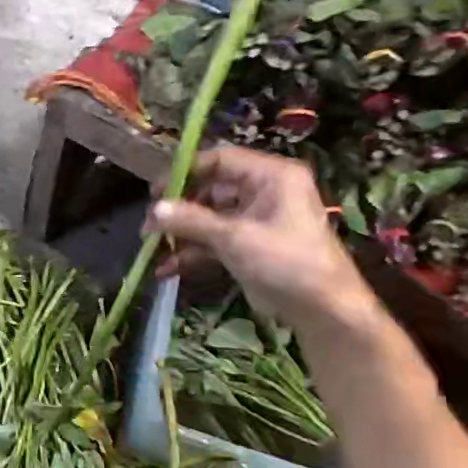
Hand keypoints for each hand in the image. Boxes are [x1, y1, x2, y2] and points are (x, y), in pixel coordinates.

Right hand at [147, 145, 379, 335]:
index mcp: (270, 177)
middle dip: (177, 209)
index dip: (185, 172)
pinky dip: (190, 254)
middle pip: (210, 191)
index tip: (155, 192)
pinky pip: (212, 243)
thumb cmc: (285, 261)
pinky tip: (165, 269)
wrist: (319, 307)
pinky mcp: (246, 247)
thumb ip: (192, 221)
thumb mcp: (235, 238)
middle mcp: (262, 193)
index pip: (220, 160)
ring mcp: (253, 221)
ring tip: (150, 249)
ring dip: (179, 234)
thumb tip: (154, 209)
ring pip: (207, 219)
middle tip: (148, 227)